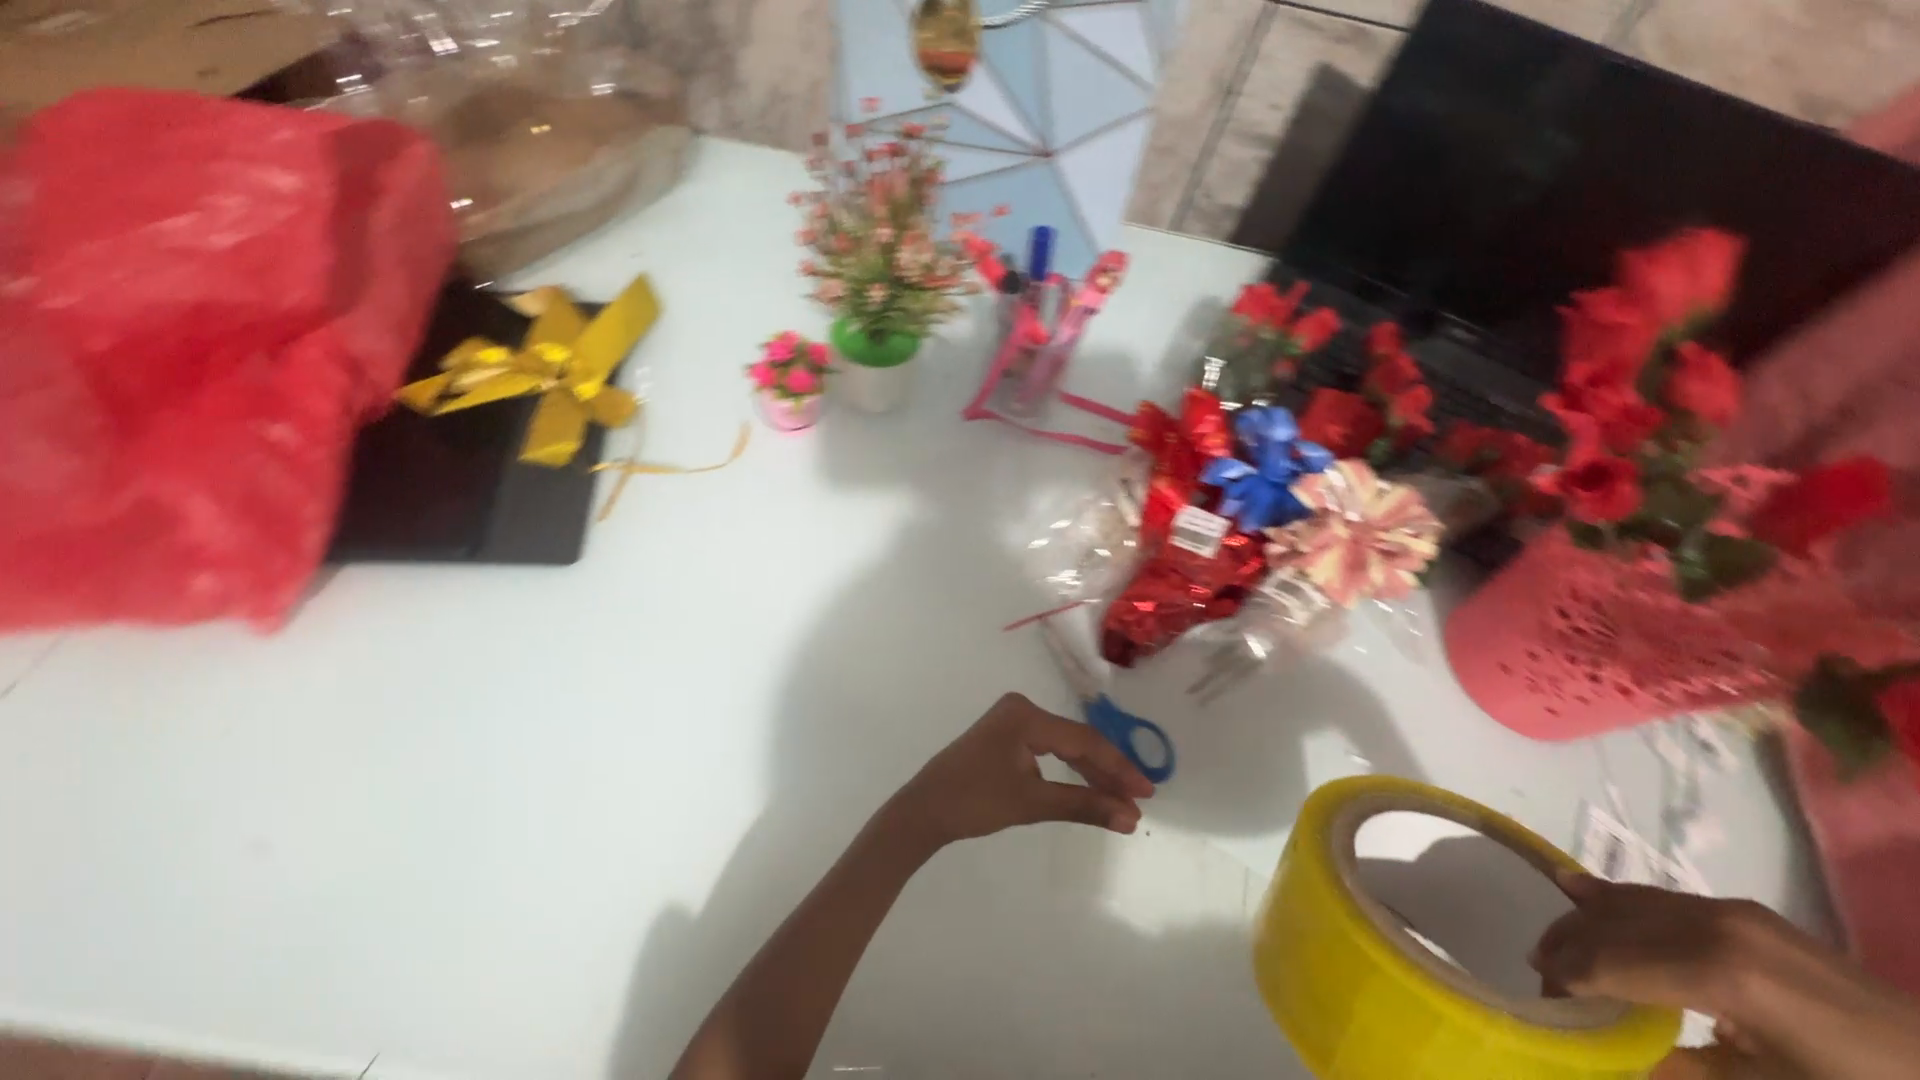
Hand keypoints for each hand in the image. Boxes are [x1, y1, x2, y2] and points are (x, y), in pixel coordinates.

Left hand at [887, 693, 1154, 847]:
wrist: (923, 810)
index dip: (1118, 767)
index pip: (1084, 741)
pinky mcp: (1005, 738)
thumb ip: (1084, 806)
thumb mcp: (1032, 803)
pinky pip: (1047, 751)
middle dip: (1107, 773)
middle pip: (1076, 741)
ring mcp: (1011, 722)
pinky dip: (1067, 772)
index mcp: (1026, 715)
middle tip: (1138, 801)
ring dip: (1090, 775)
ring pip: (1063, 747)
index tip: (1147, 793)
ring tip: (1120, 802)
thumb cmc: (975, 802)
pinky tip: (1088, 790)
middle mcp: (1020, 709)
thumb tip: (1131, 819)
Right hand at [1531, 871, 1919, 1079]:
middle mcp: (1717, 927)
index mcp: (1721, 975)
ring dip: (1584, 922)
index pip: (1612, 964)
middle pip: (1613, 927)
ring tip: (1552, 948)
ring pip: (1629, 904)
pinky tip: (1574, 886)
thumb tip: (1606, 1054)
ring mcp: (1732, 912)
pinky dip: (1614, 895)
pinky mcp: (1743, 912)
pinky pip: (1660, 897)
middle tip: (1539, 977)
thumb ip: (1678, 1068)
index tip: (1544, 1000)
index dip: (1569, 979)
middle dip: (1568, 947)